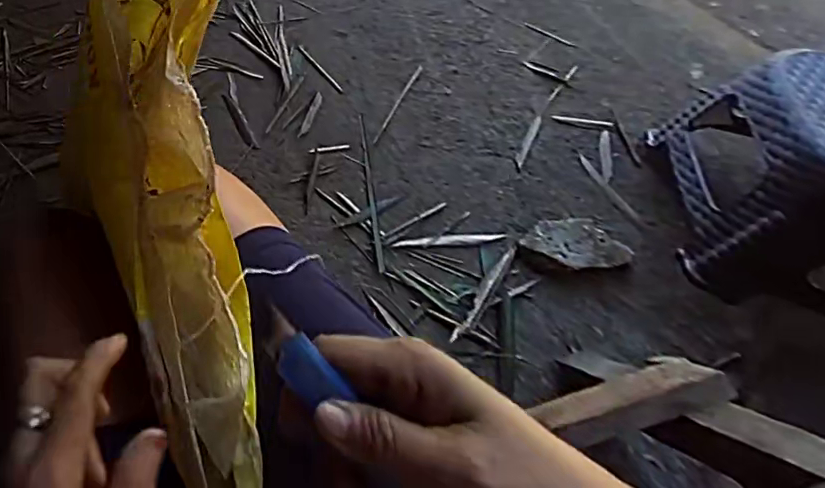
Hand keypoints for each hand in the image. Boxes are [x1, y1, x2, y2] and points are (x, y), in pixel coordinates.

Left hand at [6, 334, 169, 487]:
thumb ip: (134, 478)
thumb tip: (155, 434)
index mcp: (49, 463)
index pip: (74, 391)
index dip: (98, 358)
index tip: (119, 339)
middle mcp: (20, 452)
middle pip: (39, 377)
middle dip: (75, 377)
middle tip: (105, 414)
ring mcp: (6, 462)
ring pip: (35, 404)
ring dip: (68, 413)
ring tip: (97, 465)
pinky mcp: (5, 474)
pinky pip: (29, 430)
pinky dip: (55, 432)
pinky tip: (76, 471)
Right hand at [300, 335, 627, 487]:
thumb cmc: (528, 484)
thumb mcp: (457, 466)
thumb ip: (386, 438)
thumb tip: (317, 410)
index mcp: (407, 363)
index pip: (327, 351)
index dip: (303, 385)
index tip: (297, 439)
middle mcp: (399, 376)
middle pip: (332, 391)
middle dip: (326, 438)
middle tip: (339, 485)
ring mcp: (408, 407)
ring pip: (346, 425)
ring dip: (344, 464)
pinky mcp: (416, 439)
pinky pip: (371, 447)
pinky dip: (365, 474)